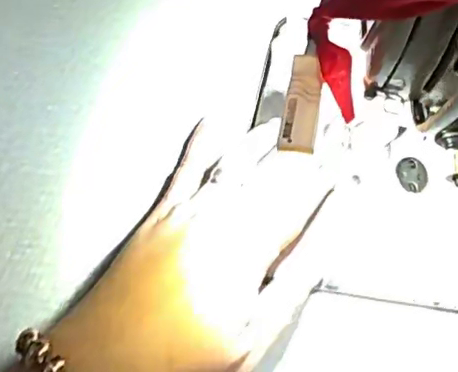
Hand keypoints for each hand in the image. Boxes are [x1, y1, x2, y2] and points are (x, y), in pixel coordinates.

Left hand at [44, 120, 334, 371]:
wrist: (93, 368)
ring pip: (242, 154)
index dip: (343, 151)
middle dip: (316, 132)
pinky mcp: (159, 214)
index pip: (313, 181)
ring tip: (296, 111)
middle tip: (337, 111)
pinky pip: (187, 166)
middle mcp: (225, 213)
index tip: (364, 132)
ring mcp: (191, 209)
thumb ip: (303, 265)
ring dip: (274, 130)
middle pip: (282, 161)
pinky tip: (212, 120)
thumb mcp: (257, 328)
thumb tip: (334, 215)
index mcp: (255, 239)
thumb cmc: (177, 362)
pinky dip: (204, 140)